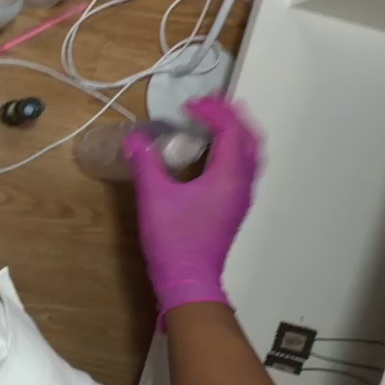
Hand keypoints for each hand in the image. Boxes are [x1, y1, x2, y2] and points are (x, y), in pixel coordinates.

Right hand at [123, 96, 260, 319]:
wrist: (188, 279)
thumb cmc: (173, 239)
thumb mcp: (154, 198)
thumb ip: (145, 164)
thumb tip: (134, 138)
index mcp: (228, 175)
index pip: (230, 130)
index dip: (212, 111)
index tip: (189, 104)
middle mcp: (242, 183)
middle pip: (249, 138)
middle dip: (231, 116)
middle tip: (209, 105)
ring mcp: (241, 198)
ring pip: (251, 154)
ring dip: (237, 133)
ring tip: (217, 123)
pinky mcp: (234, 209)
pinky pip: (244, 169)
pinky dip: (235, 151)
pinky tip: (214, 156)